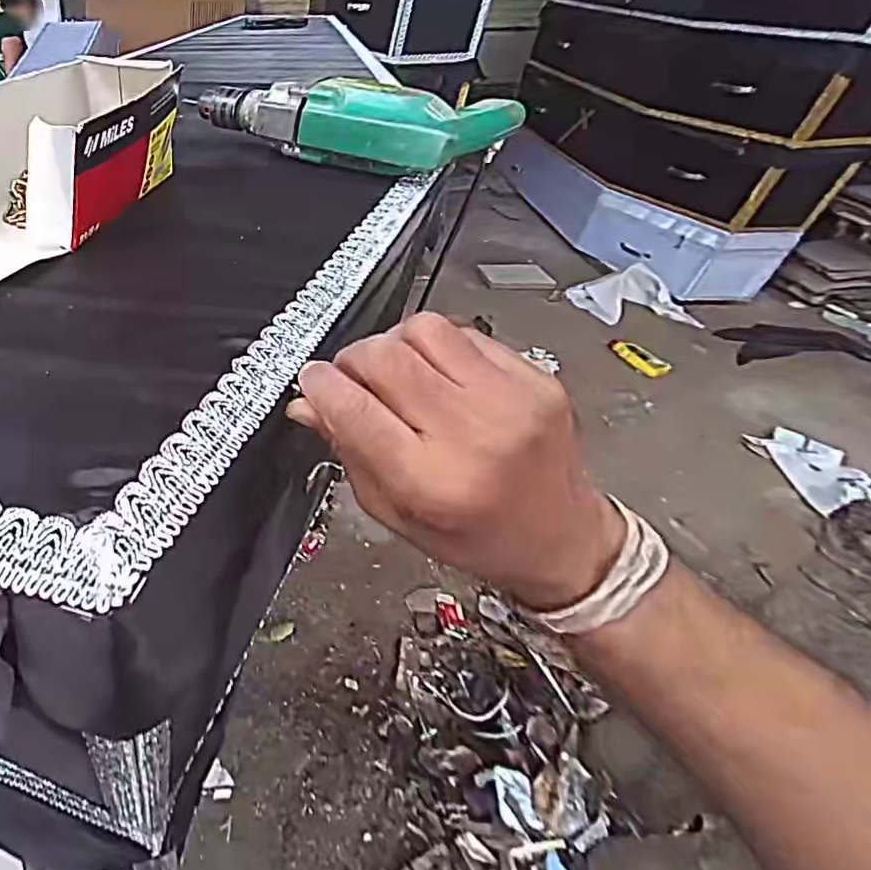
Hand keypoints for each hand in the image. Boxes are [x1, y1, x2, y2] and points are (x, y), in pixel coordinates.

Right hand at [288, 312, 623, 609]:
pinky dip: (434, 346)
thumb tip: (308, 405)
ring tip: (394, 373)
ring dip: (392, 345)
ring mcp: (510, 401)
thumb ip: (346, 451)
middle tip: (349, 379)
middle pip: (383, 357)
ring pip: (422, 330)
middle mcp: (474, 436)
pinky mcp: (533, 379)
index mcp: (430, 481)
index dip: (319, 385)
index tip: (310, 381)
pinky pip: (462, 333)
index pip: (353, 407)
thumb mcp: (391, 510)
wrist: (562, 540)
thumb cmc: (476, 535)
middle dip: (350, 361)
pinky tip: (434, 374)